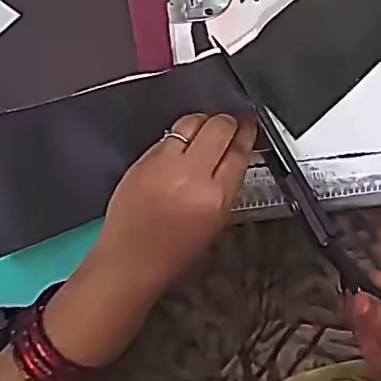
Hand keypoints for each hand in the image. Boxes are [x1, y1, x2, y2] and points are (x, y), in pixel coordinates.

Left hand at [86, 112, 258, 295]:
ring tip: (206, 129)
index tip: (249, 126)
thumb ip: (226, 185)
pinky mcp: (142, 161)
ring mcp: (163, 165)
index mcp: (215, 197)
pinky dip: (178, 137)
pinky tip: (181, 146)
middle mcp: (190, 176)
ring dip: (203, 122)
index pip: (239, 150)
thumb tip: (234, 153)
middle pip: (218, 127)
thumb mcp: (216, 222)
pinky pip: (167, 136)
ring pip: (191, 122)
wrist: (131, 260)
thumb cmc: (173, 251)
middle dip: (228, 121)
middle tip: (231, 123)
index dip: (247, 132)